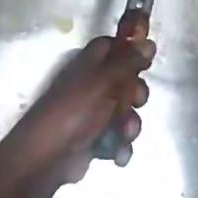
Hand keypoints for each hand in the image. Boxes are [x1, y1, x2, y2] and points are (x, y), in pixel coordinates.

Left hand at [6, 11, 154, 183]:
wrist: (48, 154)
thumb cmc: (75, 108)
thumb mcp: (105, 80)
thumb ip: (128, 62)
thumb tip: (149, 42)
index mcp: (90, 63)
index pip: (112, 46)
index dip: (130, 50)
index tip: (147, 59)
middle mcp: (92, 83)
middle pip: (125, 80)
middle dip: (136, 94)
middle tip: (136, 101)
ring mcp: (94, 112)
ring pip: (126, 111)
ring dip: (129, 125)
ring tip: (123, 135)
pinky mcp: (95, 138)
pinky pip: (118, 137)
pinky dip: (120, 146)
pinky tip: (117, 155)